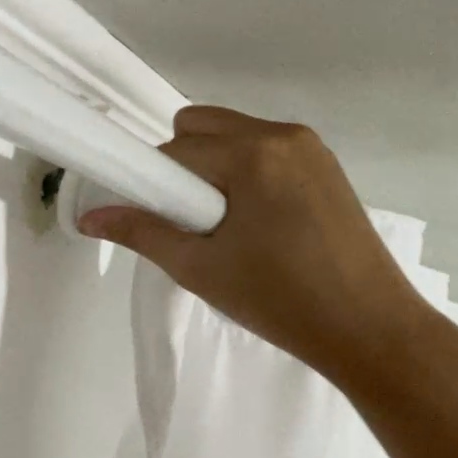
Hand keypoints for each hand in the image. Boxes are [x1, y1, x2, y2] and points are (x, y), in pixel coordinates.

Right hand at [77, 105, 435, 385]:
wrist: (371, 330)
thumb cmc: (279, 299)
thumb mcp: (197, 267)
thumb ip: (140, 232)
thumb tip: (87, 218)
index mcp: (252, 154)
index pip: (172, 150)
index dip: (151, 183)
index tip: (153, 220)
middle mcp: (282, 135)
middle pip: (199, 127)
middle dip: (180, 167)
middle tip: (190, 222)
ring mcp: (310, 148)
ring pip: (230, 137)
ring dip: (210, 169)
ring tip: (224, 227)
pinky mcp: (325, 167)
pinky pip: (260, 152)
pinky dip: (241, 175)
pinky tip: (255, 225)